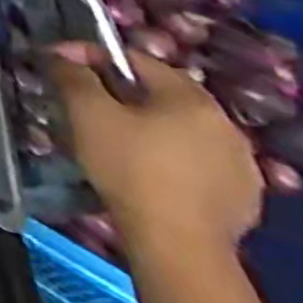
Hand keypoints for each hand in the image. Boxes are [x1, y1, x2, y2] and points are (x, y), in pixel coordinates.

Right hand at [46, 42, 263, 251]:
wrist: (179, 246)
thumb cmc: (130, 169)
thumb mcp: (87, 114)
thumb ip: (73, 76)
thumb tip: (61, 56)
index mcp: (190, 96)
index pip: (134, 59)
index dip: (90, 55)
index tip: (58, 63)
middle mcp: (225, 122)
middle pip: (160, 93)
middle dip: (119, 92)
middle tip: (83, 105)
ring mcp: (242, 163)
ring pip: (180, 129)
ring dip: (147, 126)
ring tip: (114, 140)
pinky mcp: (244, 198)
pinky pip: (198, 162)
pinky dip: (170, 158)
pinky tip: (149, 173)